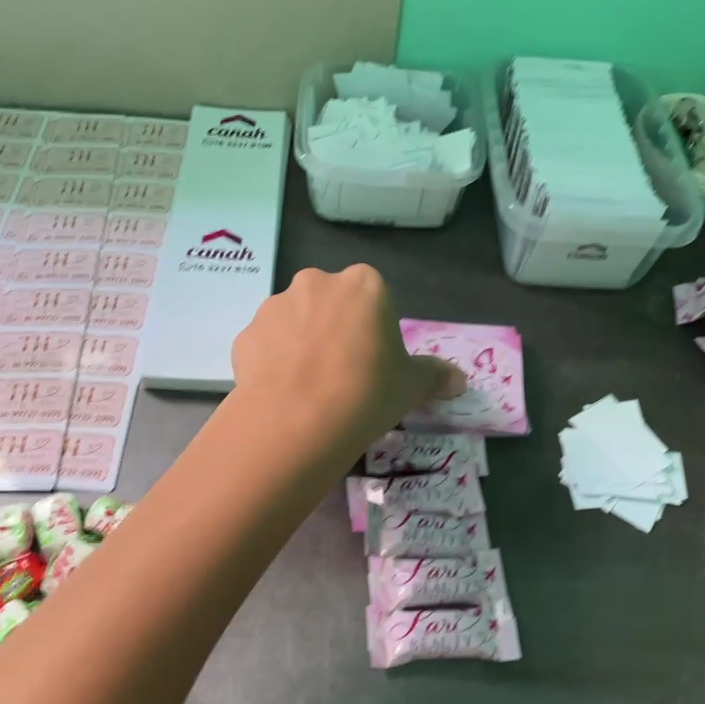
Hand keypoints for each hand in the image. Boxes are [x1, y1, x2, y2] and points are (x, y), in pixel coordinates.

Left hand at [232, 265, 463, 448]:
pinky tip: (282, 395)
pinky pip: (264, 347)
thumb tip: (459, 380)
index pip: (372, 298)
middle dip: (334, 329)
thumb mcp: (411, 386)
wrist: (298, 420)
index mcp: (363, 285)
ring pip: (293, 322)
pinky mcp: (245, 335)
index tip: (373, 362)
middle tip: (341, 374)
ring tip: (308, 389)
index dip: (373, 330)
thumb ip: (434, 375)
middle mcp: (316, 283)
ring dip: (300, 344)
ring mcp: (274, 306)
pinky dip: (272, 364)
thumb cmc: (367, 393)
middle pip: (329, 303)